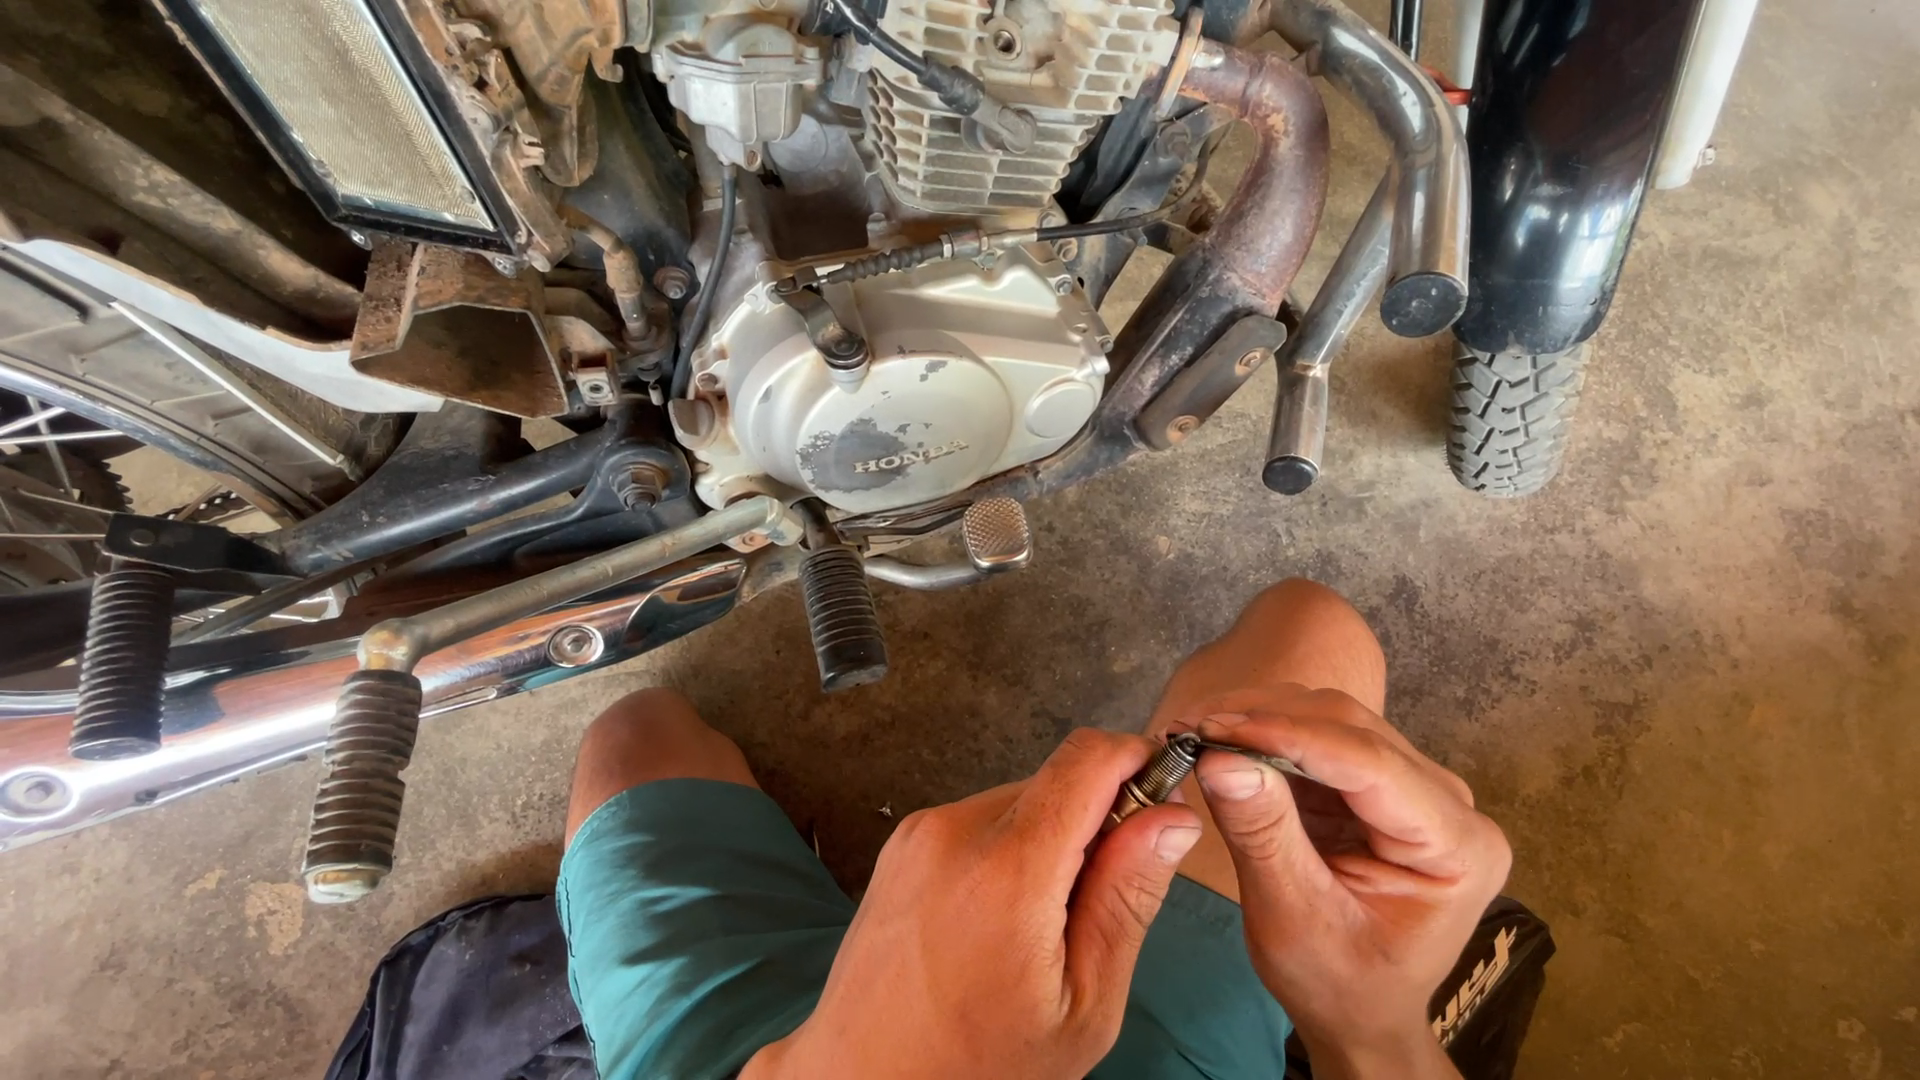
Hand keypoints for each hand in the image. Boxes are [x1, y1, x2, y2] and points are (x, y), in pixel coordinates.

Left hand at [743, 729, 1201, 1079]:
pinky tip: (998, 911)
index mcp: (1008, 871)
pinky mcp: (906, 836)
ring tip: (1038, 919)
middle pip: (1057, 779)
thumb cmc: (977, 1063)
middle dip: (1095, 819)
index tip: (1157, 797)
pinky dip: (1009, 846)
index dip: (1134, 760)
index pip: (1087, 758)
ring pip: (1021, 798)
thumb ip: (1129, 898)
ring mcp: (923, 828)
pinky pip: (982, 816)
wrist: (863, 1075)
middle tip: (1097, 897)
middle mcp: (957, 829)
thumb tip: (1173, 818)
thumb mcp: (1083, 1005)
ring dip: (1051, 836)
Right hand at [1183, 691, 1510, 1079]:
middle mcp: (1447, 801)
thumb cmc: (1335, 982)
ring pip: (1329, 718)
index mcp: (1455, 846)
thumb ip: (1261, 834)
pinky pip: (1315, 733)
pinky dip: (1262, 730)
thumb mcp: (1292, 918)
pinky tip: (1219, 738)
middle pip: (1350, 728)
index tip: (1212, 729)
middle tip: (1188, 728)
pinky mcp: (1372, 779)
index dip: (1288, 735)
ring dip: (1257, 715)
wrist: (1354, 1011)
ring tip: (1194, 730)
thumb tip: (1217, 757)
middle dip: (1264, 717)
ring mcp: (1411, 784)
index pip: (1370, 763)